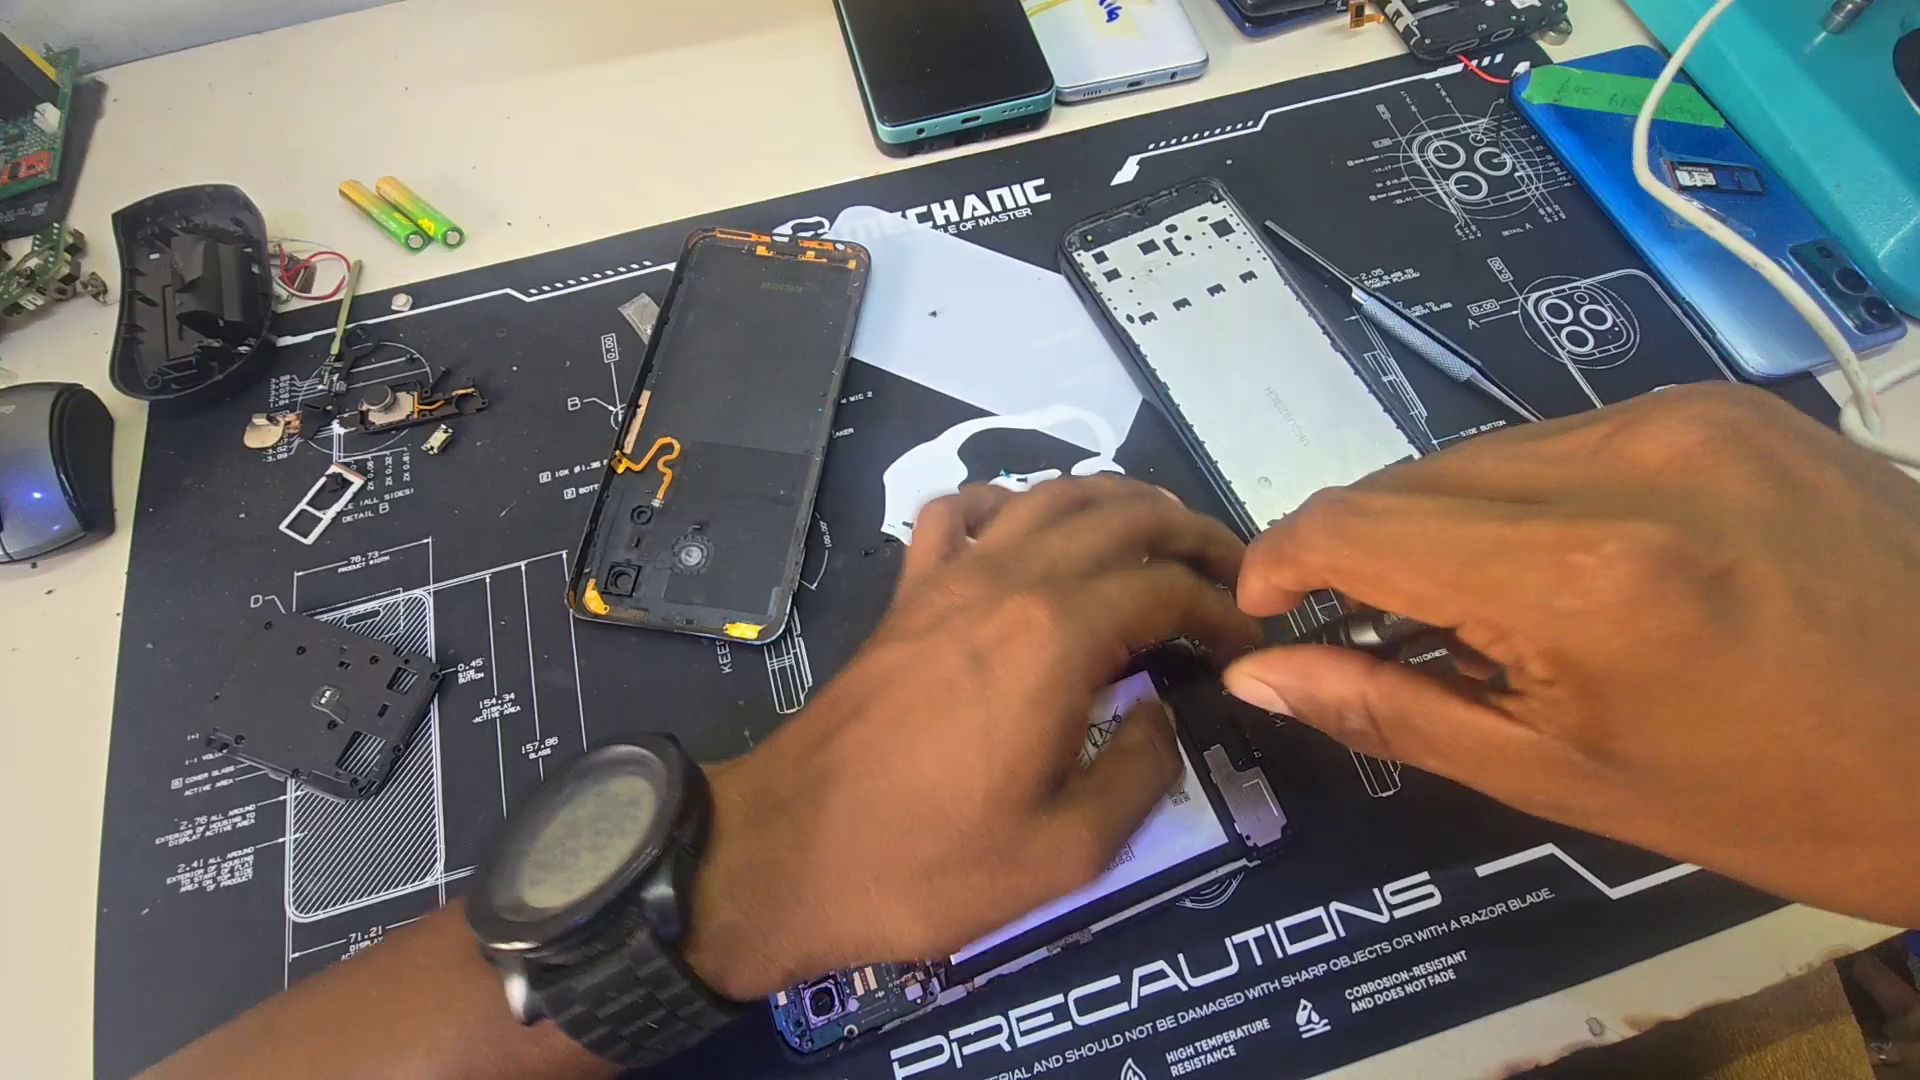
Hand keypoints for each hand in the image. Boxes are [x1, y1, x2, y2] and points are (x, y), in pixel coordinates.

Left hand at [682, 476, 1258, 998]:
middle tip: (1228, 569)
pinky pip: (958, 511)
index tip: (1247, 642)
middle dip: (1189, 533)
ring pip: (1049, 496)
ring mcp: (950, 575)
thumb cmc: (927, 863)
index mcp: (1056, 638)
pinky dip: (1006, 502)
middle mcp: (1008, 580)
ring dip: (1115, 501)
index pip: (1165, 589)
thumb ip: (1140, 772)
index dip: (1221, 610)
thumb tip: (1161, 714)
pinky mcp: (908, 590)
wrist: (789, 848)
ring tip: (1156, 532)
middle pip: (1120, 517)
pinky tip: (1027, 529)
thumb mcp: (1067, 853)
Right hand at [1224, 384, 1919, 926]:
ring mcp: (1673, 416)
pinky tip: (1537, 561)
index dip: (1279, 558)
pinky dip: (1492, 502)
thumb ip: (1382, 710)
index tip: (1263, 606)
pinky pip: (1534, 443)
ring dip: (1418, 525)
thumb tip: (1256, 676)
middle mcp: (1618, 462)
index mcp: (1579, 576)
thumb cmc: (1790, 797)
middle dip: (1348, 551)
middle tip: (1364, 626)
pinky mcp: (1709, 405)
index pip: (1353, 525)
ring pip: (1457, 457)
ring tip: (1459, 604)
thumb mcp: (1558, 777)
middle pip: (1395, 482)